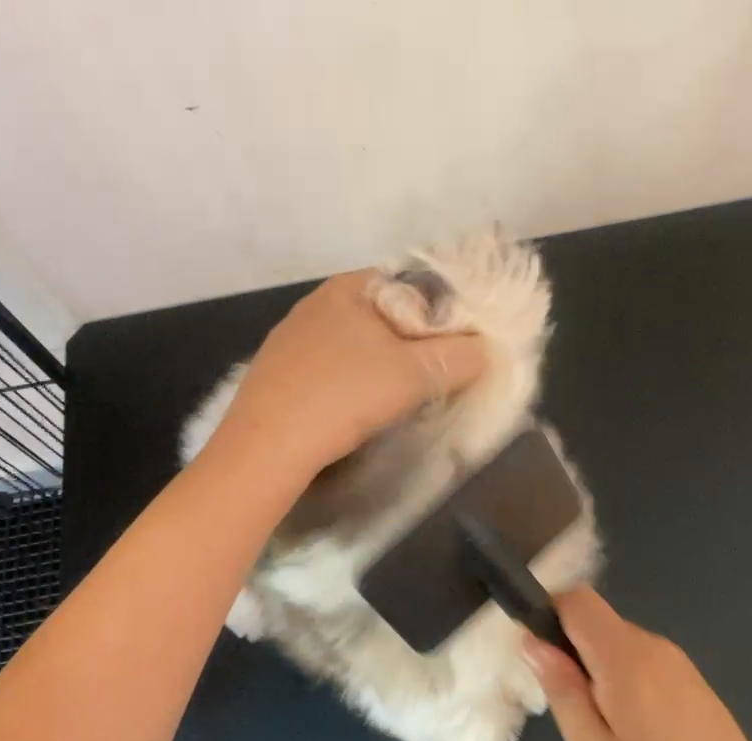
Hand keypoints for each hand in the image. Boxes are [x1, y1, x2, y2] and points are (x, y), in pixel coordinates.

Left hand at [212, 270, 487, 475]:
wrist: (265, 447)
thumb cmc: (342, 396)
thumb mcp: (413, 375)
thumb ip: (458, 357)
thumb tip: (486, 349)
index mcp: (351, 286)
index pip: (414, 282)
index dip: (447, 310)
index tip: (466, 344)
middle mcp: (318, 302)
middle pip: (386, 314)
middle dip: (416, 341)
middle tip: (441, 374)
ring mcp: (293, 338)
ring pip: (357, 343)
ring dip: (384, 364)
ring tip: (404, 395)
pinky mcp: (280, 373)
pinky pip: (332, 368)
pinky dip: (353, 382)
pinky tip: (359, 408)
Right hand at [525, 588, 751, 740]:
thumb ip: (562, 689)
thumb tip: (532, 641)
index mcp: (623, 656)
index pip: (577, 599)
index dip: (550, 615)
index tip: (542, 657)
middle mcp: (650, 643)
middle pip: (596, 620)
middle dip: (572, 649)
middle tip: (574, 706)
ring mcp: (673, 656)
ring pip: (616, 639)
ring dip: (598, 666)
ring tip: (606, 724)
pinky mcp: (687, 672)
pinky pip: (639, 656)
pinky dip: (622, 676)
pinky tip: (635, 724)